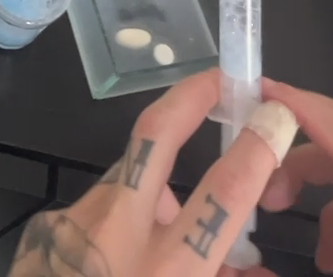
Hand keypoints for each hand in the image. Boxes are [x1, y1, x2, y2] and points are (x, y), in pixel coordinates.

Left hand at [7, 70, 295, 276]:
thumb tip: (256, 269)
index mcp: (164, 271)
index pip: (219, 199)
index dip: (252, 154)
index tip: (277, 118)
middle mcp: (117, 234)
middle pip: (153, 140)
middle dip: (189, 98)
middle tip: (220, 76)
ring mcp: (80, 221)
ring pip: (132, 176)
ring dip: (163, 176)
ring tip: (184, 216)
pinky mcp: (55, 224)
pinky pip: (108, 205)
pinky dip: (135, 213)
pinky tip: (142, 238)